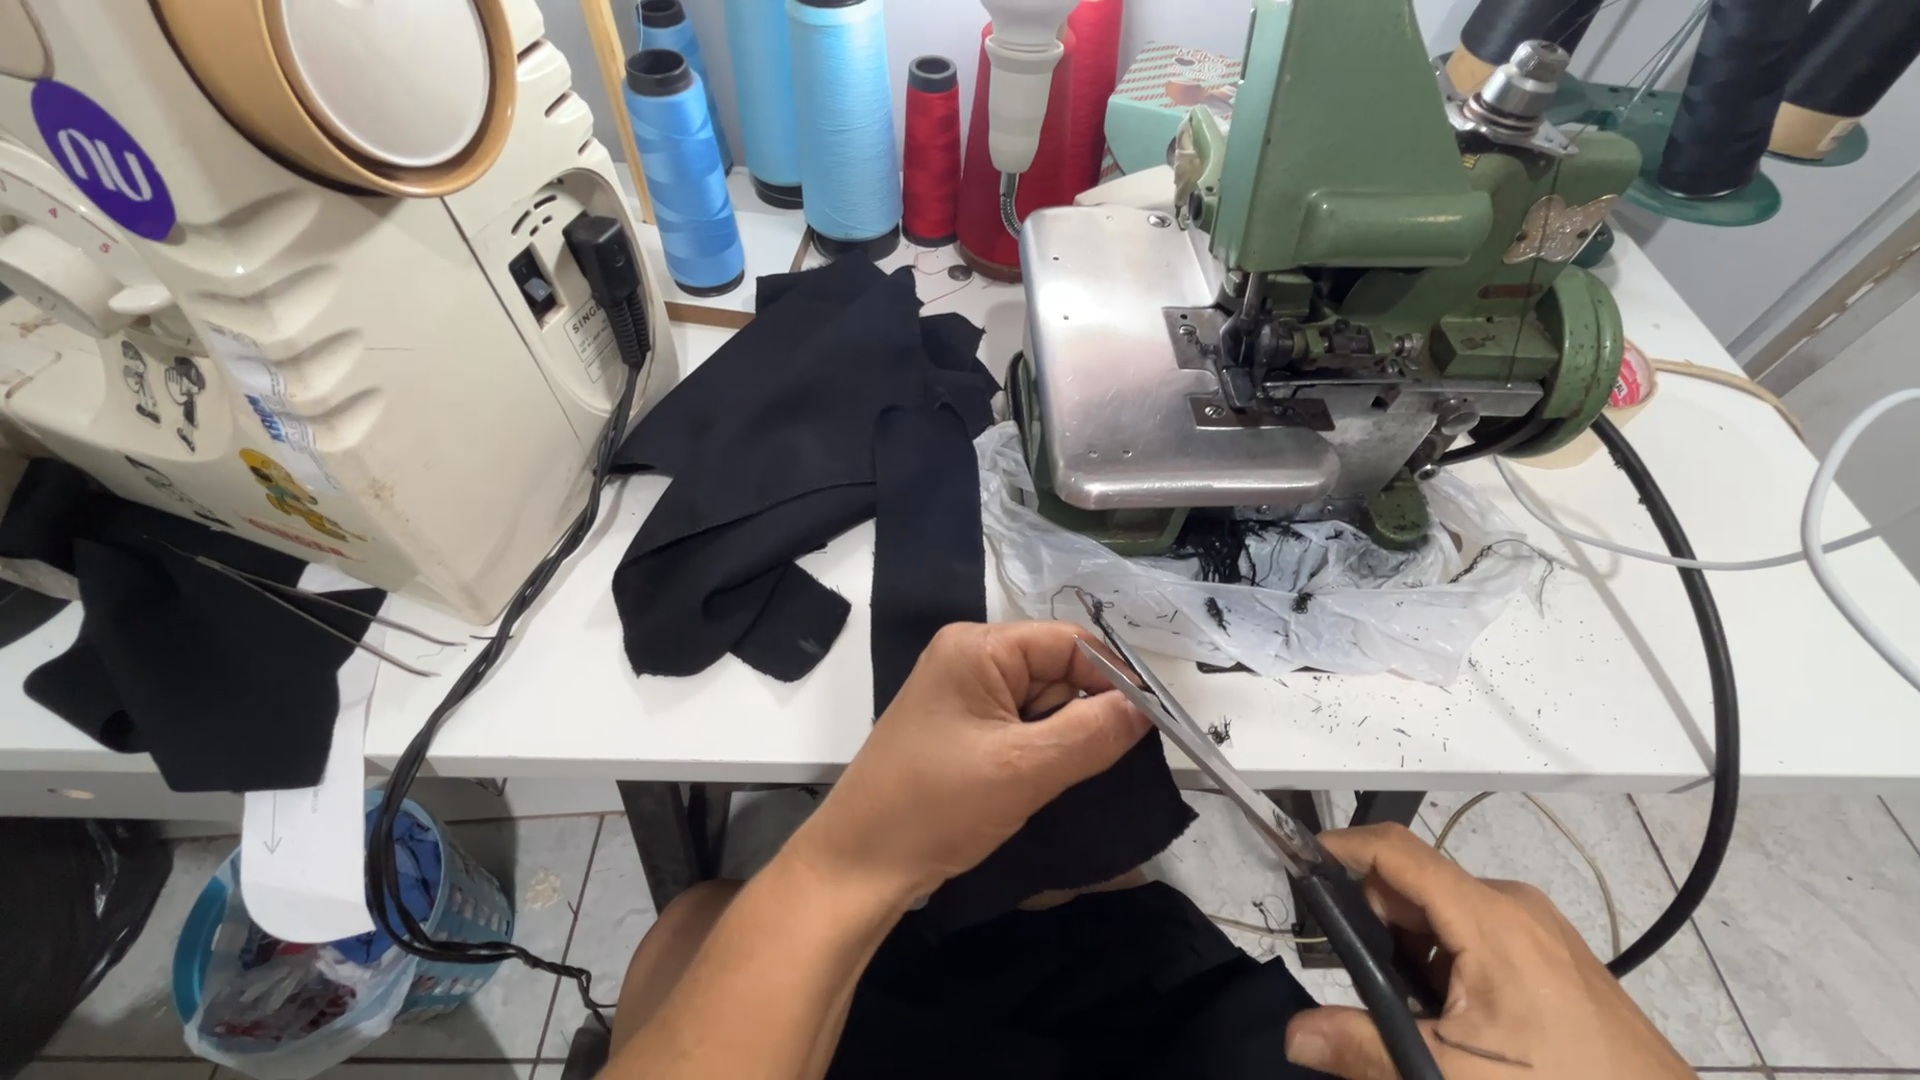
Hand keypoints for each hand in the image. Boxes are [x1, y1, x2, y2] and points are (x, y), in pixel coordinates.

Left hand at [785, 622, 1150, 903]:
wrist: (859, 864)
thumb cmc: (937, 806)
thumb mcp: (1024, 768)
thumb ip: (1093, 732)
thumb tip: (1147, 706)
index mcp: (977, 647)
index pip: (1068, 642)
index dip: (1114, 677)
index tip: (1152, 723)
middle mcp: (968, 658)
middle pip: (1056, 670)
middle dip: (1085, 713)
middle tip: (1105, 762)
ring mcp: (961, 694)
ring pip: (1041, 703)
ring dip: (1063, 738)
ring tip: (1068, 778)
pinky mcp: (959, 729)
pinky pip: (1018, 727)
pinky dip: (1041, 752)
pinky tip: (1046, 781)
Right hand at [1284, 825, 1693, 1079]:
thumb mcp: (1453, 1078)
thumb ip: (1365, 1048)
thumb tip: (1292, 1035)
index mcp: (1489, 917)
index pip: (1395, 851)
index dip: (1339, 848)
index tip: (1293, 866)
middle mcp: (1512, 904)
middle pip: (1413, 883)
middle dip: (1373, 921)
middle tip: (1357, 980)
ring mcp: (1538, 928)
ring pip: (1442, 910)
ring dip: (1408, 945)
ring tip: (1413, 1011)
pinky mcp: (1553, 953)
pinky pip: (1475, 930)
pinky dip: (1444, 957)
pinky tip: (1453, 1016)